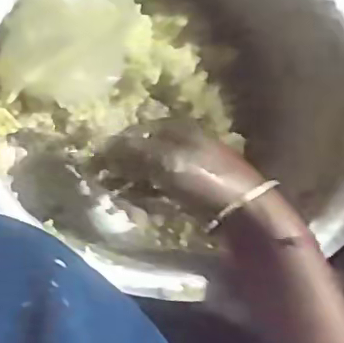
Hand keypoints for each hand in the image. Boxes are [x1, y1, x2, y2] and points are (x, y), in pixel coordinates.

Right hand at [108, 121, 265, 216]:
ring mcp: (188, 168)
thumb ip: (131, 150)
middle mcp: (183, 144)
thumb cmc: (204, 178)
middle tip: (103, 179)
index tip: (98, 158)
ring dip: (129, 183)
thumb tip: (102, 147)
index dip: (115, 144)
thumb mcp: (164, 158)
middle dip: (120, 166)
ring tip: (115, 196)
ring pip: (147, 172)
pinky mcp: (191, 191)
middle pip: (141, 152)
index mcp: (178, 129)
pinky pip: (158, 190)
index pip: (136, 130)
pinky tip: (135, 206)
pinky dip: (144, 197)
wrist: (246, 213)